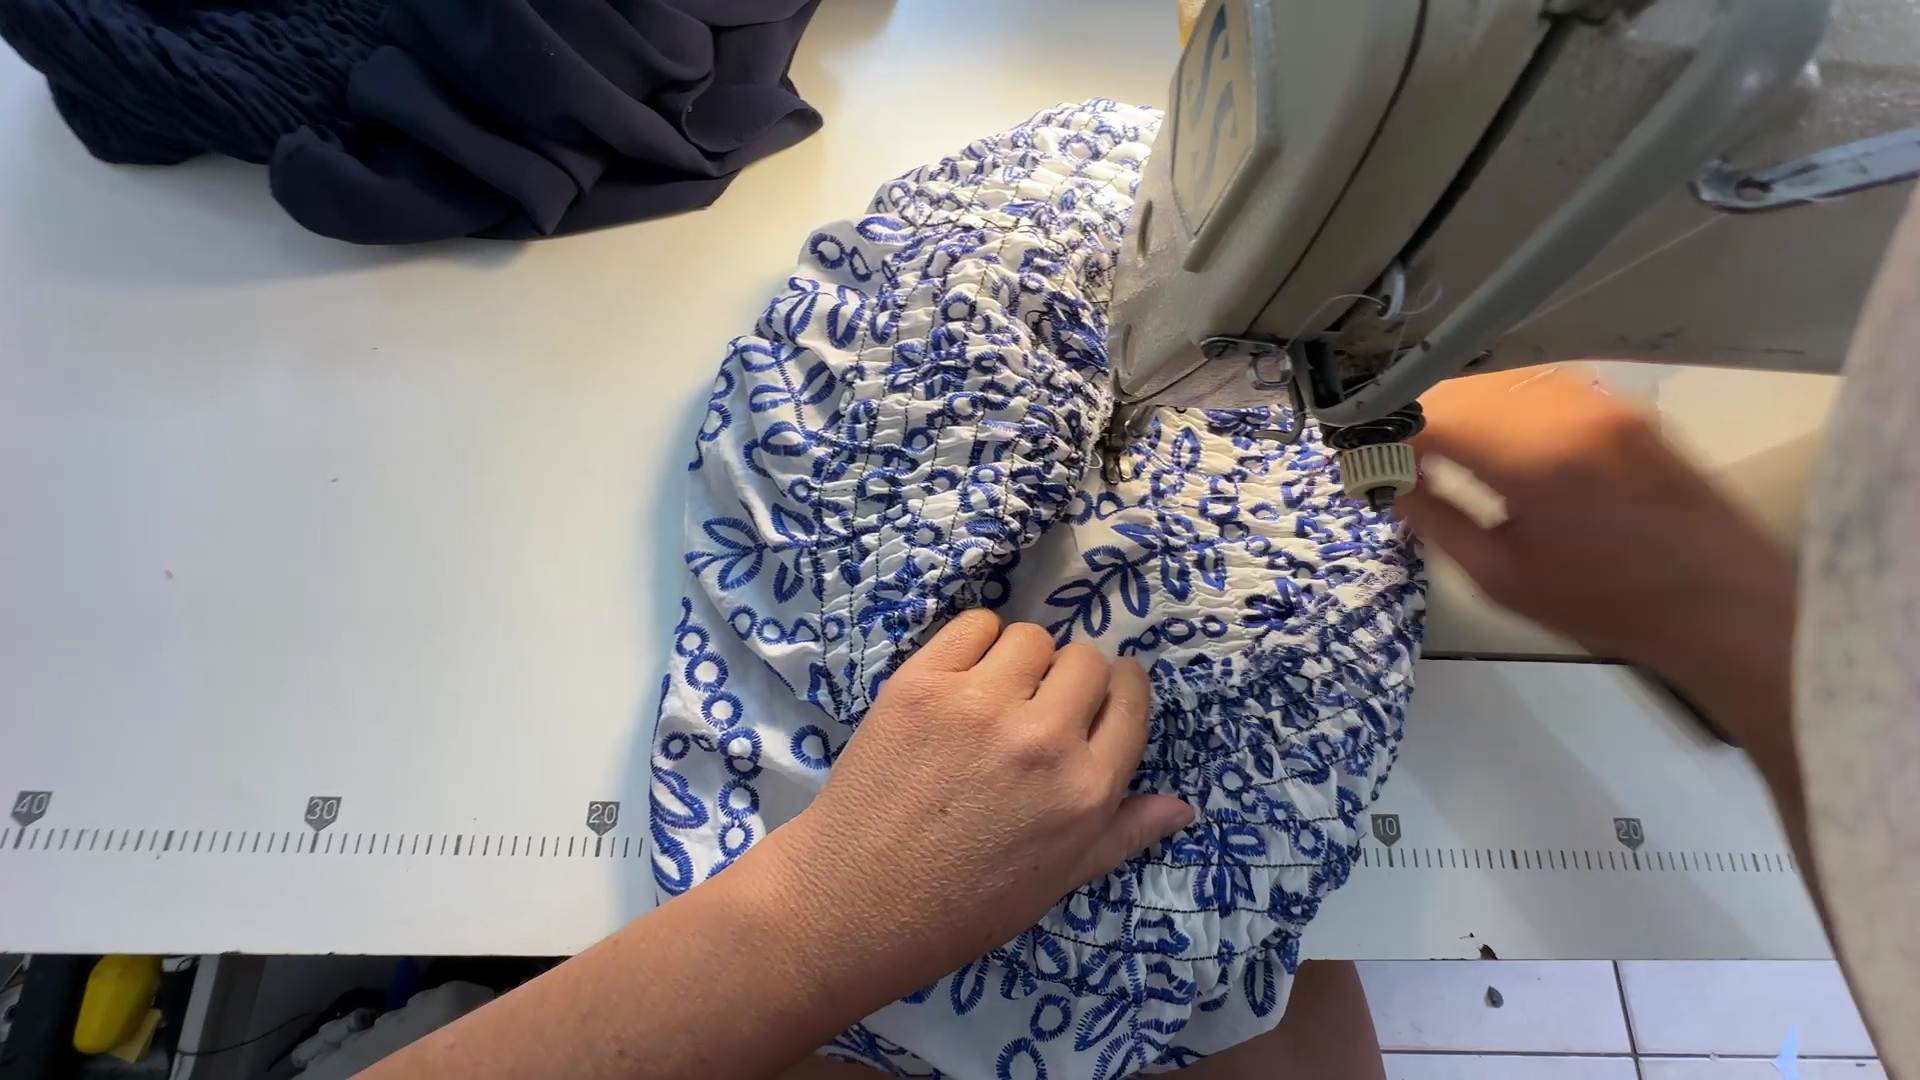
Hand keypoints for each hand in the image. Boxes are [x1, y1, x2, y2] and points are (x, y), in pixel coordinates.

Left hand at [765, 612, 1193, 983]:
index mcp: (1086, 790)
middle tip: (1037, 704)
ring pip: (1031, 636)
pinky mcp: (922, 681)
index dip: (1120, 687)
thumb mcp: (1059, 880)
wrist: (858, 898)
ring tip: (996, 692)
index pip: (1131, 699)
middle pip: (1085, 658)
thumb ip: (1124, 834)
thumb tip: (1184, 805)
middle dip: (1071, 676)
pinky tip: (961, 676)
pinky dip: (975, 641)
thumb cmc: (965, 901)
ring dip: (1022, 658)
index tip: (1101, 691)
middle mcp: (1041, 738)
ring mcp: (978, 704)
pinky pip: (973, 624)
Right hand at [1397, 368, 1794, 700]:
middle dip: (1413, 419)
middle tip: (1389, 456)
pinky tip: (1485, 438)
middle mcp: (1567, 413)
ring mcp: (1601, 403)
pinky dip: (1496, 405)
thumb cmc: (1604, 603)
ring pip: (1496, 381)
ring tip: (1431, 449)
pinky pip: (1536, 386)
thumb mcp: (1498, 575)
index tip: (1360, 459)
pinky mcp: (1622, 407)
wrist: (1728, 605)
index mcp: (1532, 459)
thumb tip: (1392, 486)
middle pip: (1460, 390)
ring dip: (1454, 409)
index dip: (1385, 437)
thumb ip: (1435, 520)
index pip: (1430, 420)